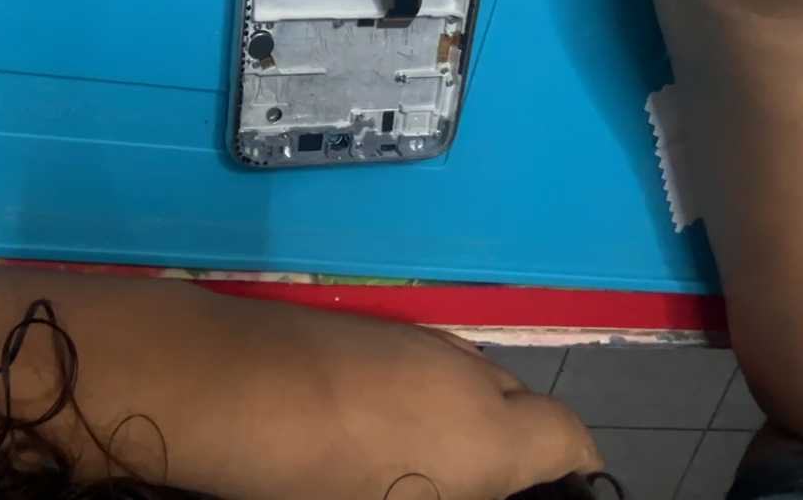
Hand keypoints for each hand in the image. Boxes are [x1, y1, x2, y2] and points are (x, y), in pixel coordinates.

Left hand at [228, 311, 600, 499]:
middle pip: (517, 393)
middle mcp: (459, 370)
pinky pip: (416, 350)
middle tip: (478, 476)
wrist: (232, 385)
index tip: (554, 490)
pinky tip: (372, 409)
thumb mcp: (406, 497)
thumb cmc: (321, 476)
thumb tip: (456, 468)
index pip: (568, 436)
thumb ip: (453, 476)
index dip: (571, 465)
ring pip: (465, 366)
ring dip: (464, 402)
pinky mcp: (361, 320)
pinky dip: (418, 379)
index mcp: (489, 434)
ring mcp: (407, 336)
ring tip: (422, 446)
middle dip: (516, 433)